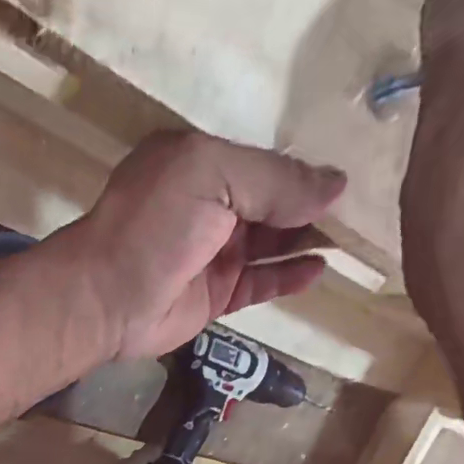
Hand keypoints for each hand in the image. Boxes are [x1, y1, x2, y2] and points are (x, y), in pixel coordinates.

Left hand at [62, 131, 346, 359]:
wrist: (107, 299)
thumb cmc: (156, 226)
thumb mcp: (213, 178)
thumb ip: (275, 181)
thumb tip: (336, 184)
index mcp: (200, 164)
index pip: (264, 164)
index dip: (302, 173)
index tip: (346, 184)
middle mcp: (208, 205)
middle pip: (271, 204)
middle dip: (309, 209)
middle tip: (356, 217)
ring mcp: (212, 253)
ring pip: (270, 245)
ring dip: (305, 241)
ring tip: (348, 242)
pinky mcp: (215, 296)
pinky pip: (260, 284)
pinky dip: (287, 278)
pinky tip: (317, 270)